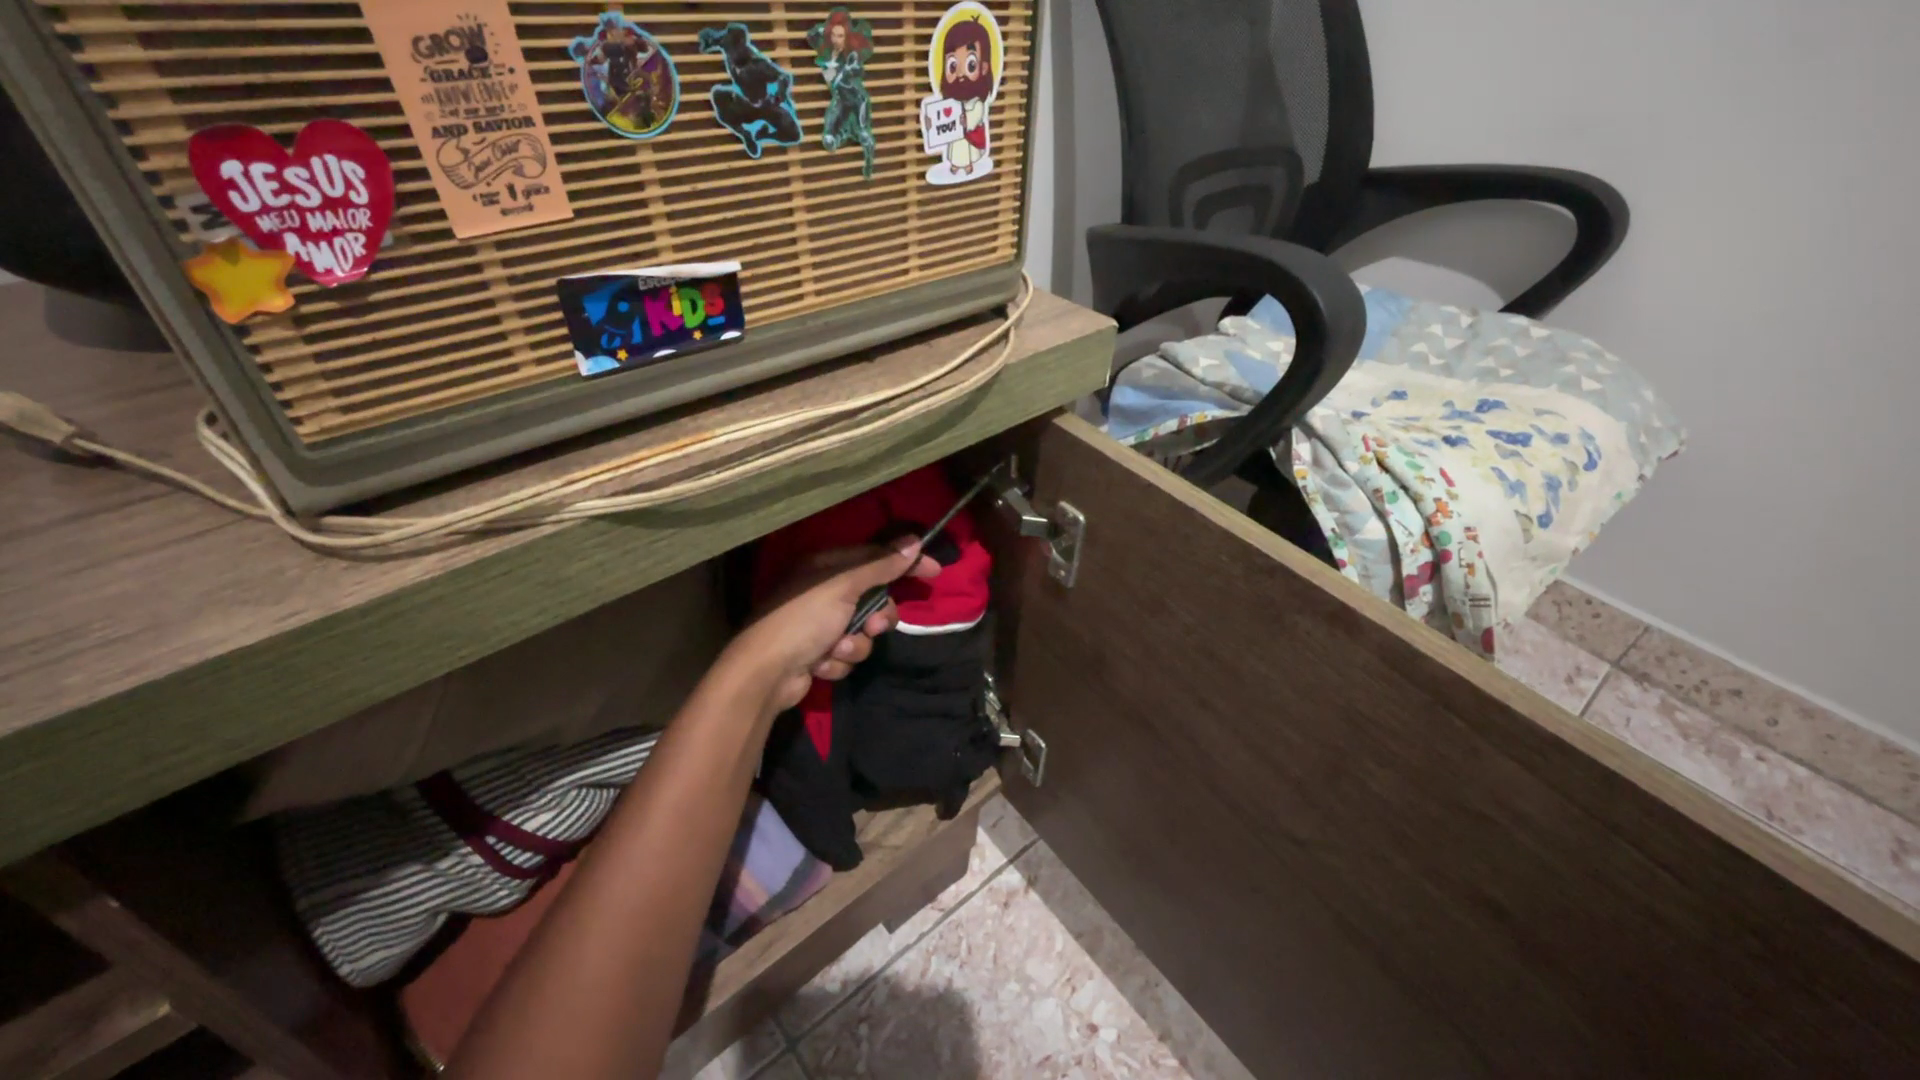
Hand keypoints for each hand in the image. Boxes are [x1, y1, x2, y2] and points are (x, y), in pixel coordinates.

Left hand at [720, 538, 941, 715]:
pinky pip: (848, 654)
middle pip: (874, 600)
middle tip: (873, 626)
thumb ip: (880, 566)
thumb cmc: (802, 619)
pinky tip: (819, 663)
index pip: (876, 558)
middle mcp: (824, 592)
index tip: (935, 573)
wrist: (765, 672)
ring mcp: (821, 625)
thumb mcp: (843, 586)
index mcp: (826, 567)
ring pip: (864, 633)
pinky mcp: (819, 653)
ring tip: (835, 649)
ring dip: (855, 645)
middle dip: (877, 618)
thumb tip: (914, 542)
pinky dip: (838, 661)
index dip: (905, 564)